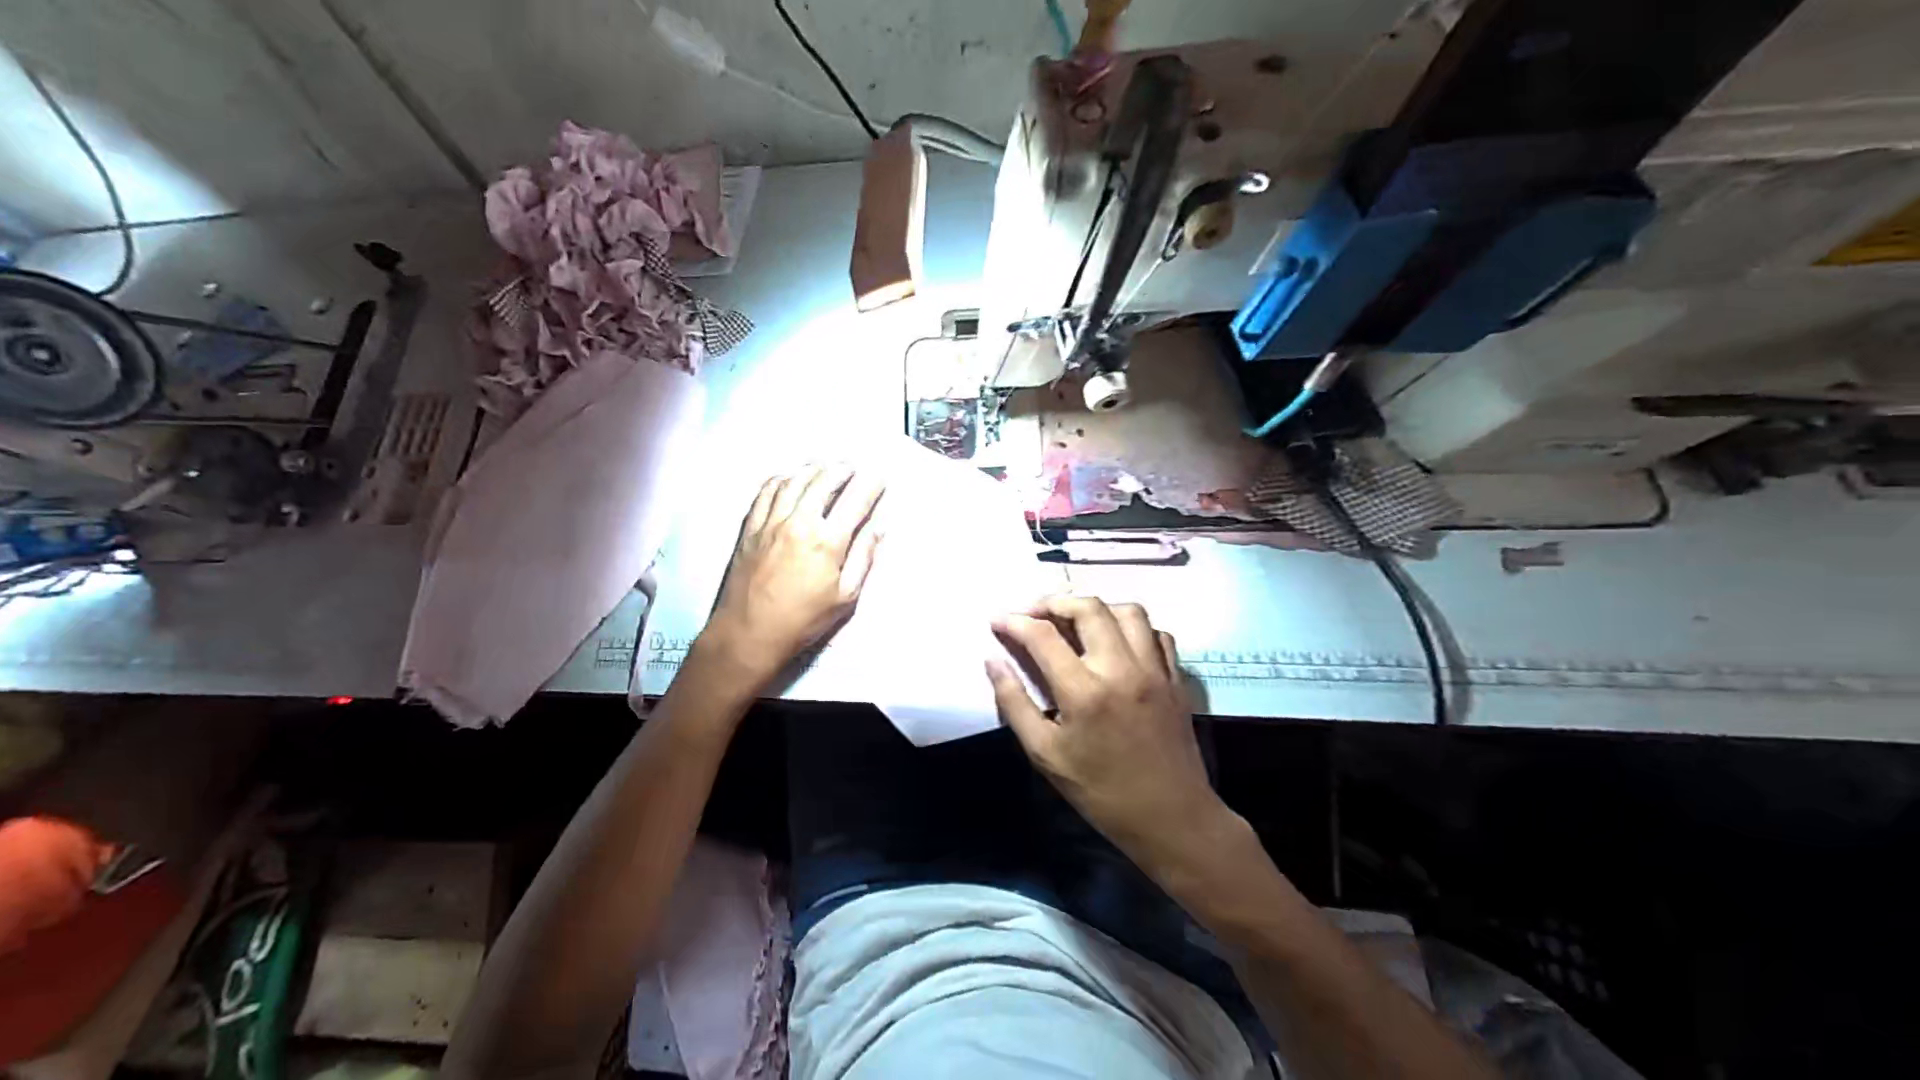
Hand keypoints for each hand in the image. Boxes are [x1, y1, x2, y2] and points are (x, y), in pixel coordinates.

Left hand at [698, 465, 884, 689]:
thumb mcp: (845, 597)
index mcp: (826, 541)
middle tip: (853, 468)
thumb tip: (878, 527)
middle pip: (824, 481)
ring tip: (826, 466)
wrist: (749, 634)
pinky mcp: (751, 528)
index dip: (871, 485)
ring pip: (794, 481)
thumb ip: (864, 557)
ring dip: (814, 469)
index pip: (855, 500)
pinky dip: (781, 479)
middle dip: (843, 470)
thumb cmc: (802, 621)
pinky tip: (789, 478)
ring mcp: (771, 522)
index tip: (880, 478)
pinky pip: (766, 492)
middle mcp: (798, 523)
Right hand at [988, 595, 1226, 861]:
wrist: (1170, 818)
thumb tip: (993, 661)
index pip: (1042, 636)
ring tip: (1076, 622)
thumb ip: (1014, 703)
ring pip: (1128, 611)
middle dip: (1054, 602)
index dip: (1014, 622)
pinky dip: (1133, 628)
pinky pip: (1156, 633)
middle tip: (1034, 614)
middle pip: (1088, 608)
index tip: (997, 620)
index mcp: (1083, 691)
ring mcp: (1154, 670)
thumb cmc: (1100, 791)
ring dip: (1096, 608)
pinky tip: (1117, 642)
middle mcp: (1121, 669)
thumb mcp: (1045, 755)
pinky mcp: (1175, 678)